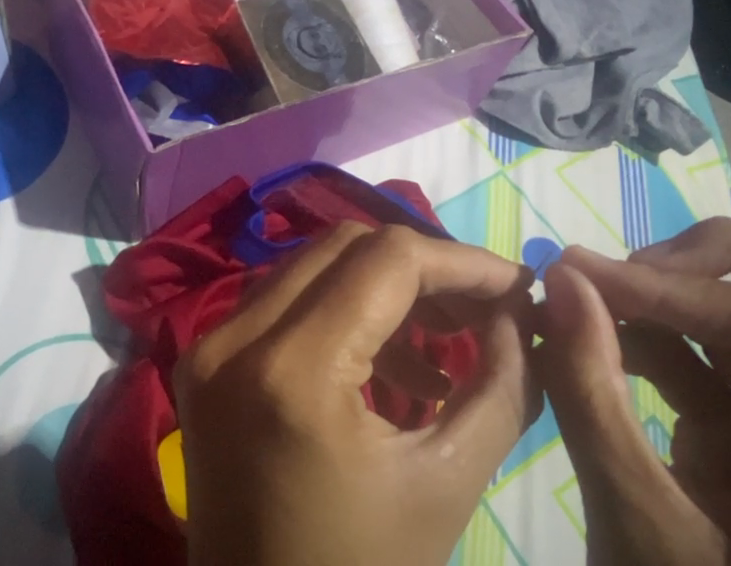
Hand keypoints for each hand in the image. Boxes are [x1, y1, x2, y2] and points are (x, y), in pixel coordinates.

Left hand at [175, 222, 539, 565]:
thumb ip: (501, 386)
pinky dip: (344, 314)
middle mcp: (234, 338)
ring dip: (385, 289)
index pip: (388, 259)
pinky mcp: (205, 363)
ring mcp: (209, 347)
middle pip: (345, 248)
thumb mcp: (447, 482)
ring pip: (312, 268)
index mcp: (292, 370)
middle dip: (425, 268)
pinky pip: (284, 304)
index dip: (463, 262)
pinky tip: (397, 368)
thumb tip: (525, 312)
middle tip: (485, 309)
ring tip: (450, 345)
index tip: (519, 287)